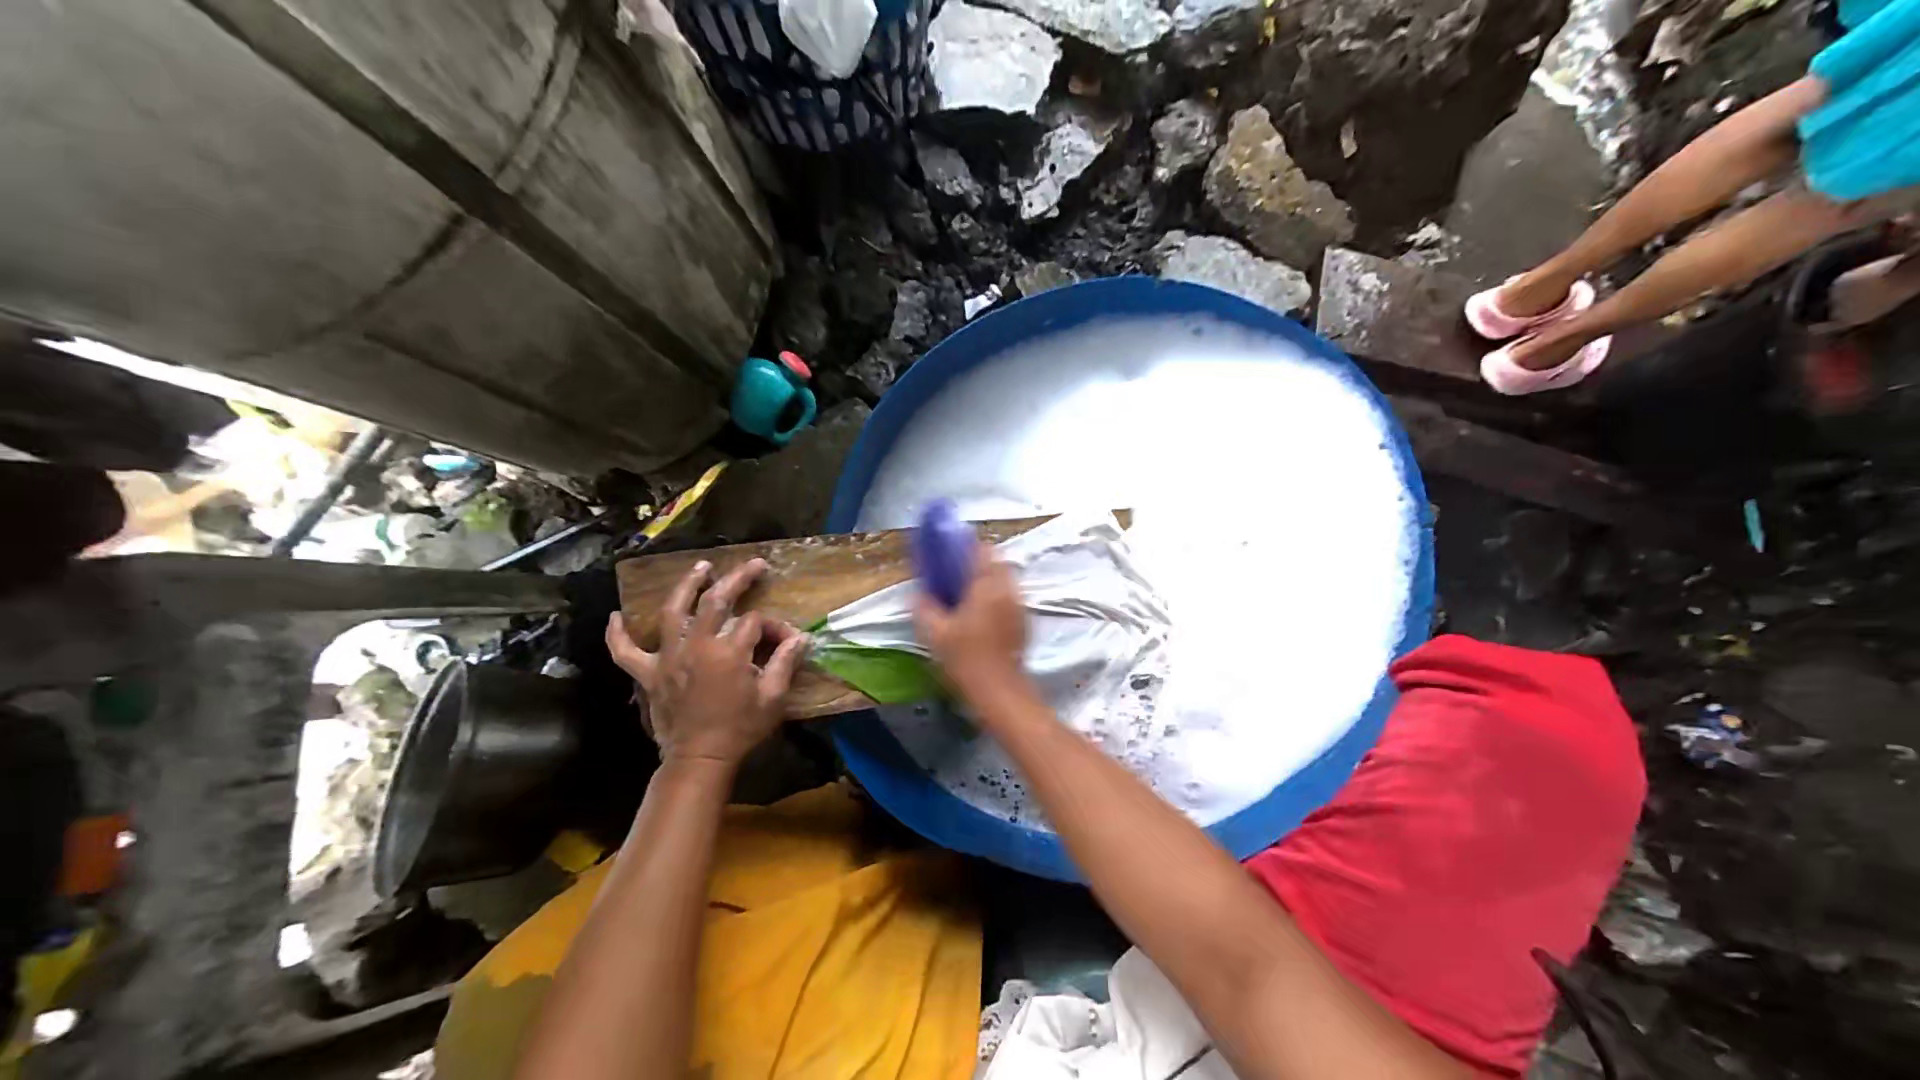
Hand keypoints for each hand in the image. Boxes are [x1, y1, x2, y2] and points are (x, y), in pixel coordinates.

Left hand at [605, 558, 809, 769]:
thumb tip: (800, 638)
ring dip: (687, 585)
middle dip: (738, 579)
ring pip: (673, 611)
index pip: (756, 623)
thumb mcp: (772, 698)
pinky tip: (616, 617)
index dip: (774, 627)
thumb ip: (784, 663)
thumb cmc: (740, 729)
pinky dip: (617, 634)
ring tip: (700, 568)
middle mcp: (696, 645)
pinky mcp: (648, 673)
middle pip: (717, 601)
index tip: (786, 639)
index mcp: (729, 652)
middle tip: (754, 565)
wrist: (700, 759)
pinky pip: (625, 651)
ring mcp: (668, 657)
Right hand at [913, 542, 1029, 707]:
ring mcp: (1019, 605)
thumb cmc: (966, 659)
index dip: (964, 544)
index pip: (981, 549)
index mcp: (987, 585)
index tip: (949, 549)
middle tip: (956, 572)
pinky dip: (996, 595)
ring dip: (988, 578)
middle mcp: (1008, 589)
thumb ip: (924, 607)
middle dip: (978, 561)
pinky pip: (1010, 596)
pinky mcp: (1024, 621)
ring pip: (1005, 578)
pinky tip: (980, 612)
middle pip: (996, 561)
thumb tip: (916, 594)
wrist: (999, 692)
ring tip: (967, 592)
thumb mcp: (935, 633)